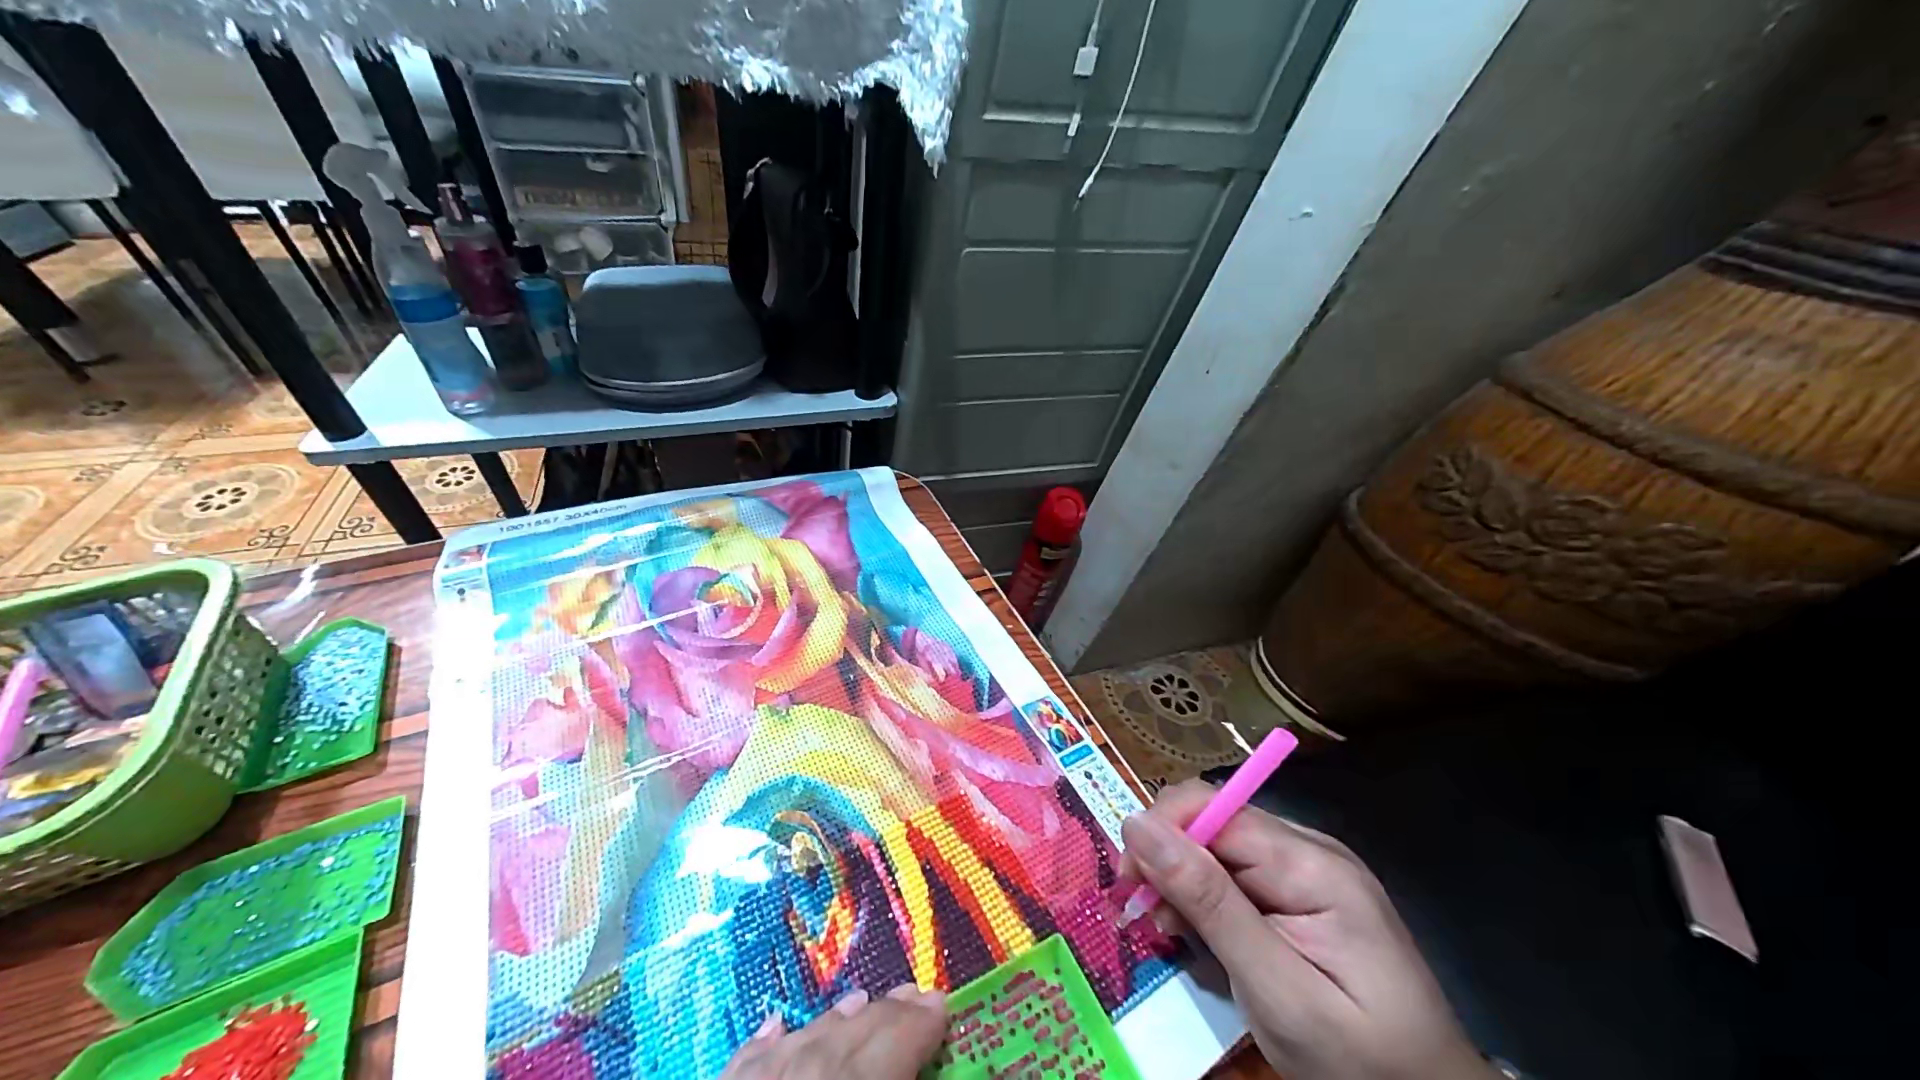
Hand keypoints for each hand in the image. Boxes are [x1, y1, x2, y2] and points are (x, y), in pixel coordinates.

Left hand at [721, 986, 948, 1079]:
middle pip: (852, 1038)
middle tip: (914, 995)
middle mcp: (805, 1073)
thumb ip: (900, 1070)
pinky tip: (777, 1023)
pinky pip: (746, 1062)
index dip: (920, 1024)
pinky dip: (767, 1042)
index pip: (893, 1044)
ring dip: (836, 1021)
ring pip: (804, 1041)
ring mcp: (758, 1079)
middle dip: (887, 1015)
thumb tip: (935, 1063)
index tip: (941, 1002)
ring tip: (860, 1000)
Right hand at [1119, 779, 1494, 1079]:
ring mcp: (1308, 869)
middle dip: (1167, 860)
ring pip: (1218, 845)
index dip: (1160, 833)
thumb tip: (1136, 824)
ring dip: (1182, 882)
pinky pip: (1237, 872)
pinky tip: (1201, 932)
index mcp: (1310, 864)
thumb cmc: (1360, 1062)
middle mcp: (1308, 849)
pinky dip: (1206, 897)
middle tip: (1148, 920)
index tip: (1130, 887)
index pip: (1212, 807)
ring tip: (1173, 934)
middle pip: (1212, 821)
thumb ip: (1208, 903)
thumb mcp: (1277, 990)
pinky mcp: (1302, 892)